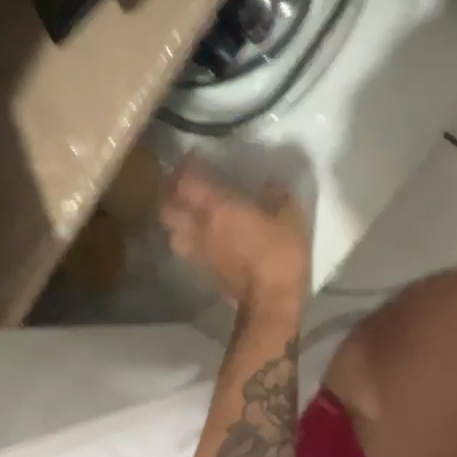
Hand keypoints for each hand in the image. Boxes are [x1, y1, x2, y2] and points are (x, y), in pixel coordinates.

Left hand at [160, 159, 309, 307]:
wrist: (271, 301)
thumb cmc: (280, 254)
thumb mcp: (289, 215)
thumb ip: (276, 194)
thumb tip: (270, 183)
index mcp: (217, 209)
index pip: (187, 181)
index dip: (186, 165)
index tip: (194, 155)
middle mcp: (199, 228)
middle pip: (167, 207)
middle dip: (170, 191)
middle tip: (181, 182)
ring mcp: (197, 252)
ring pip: (170, 230)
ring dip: (172, 217)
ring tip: (183, 209)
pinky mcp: (202, 270)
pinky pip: (184, 248)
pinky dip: (184, 236)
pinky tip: (196, 234)